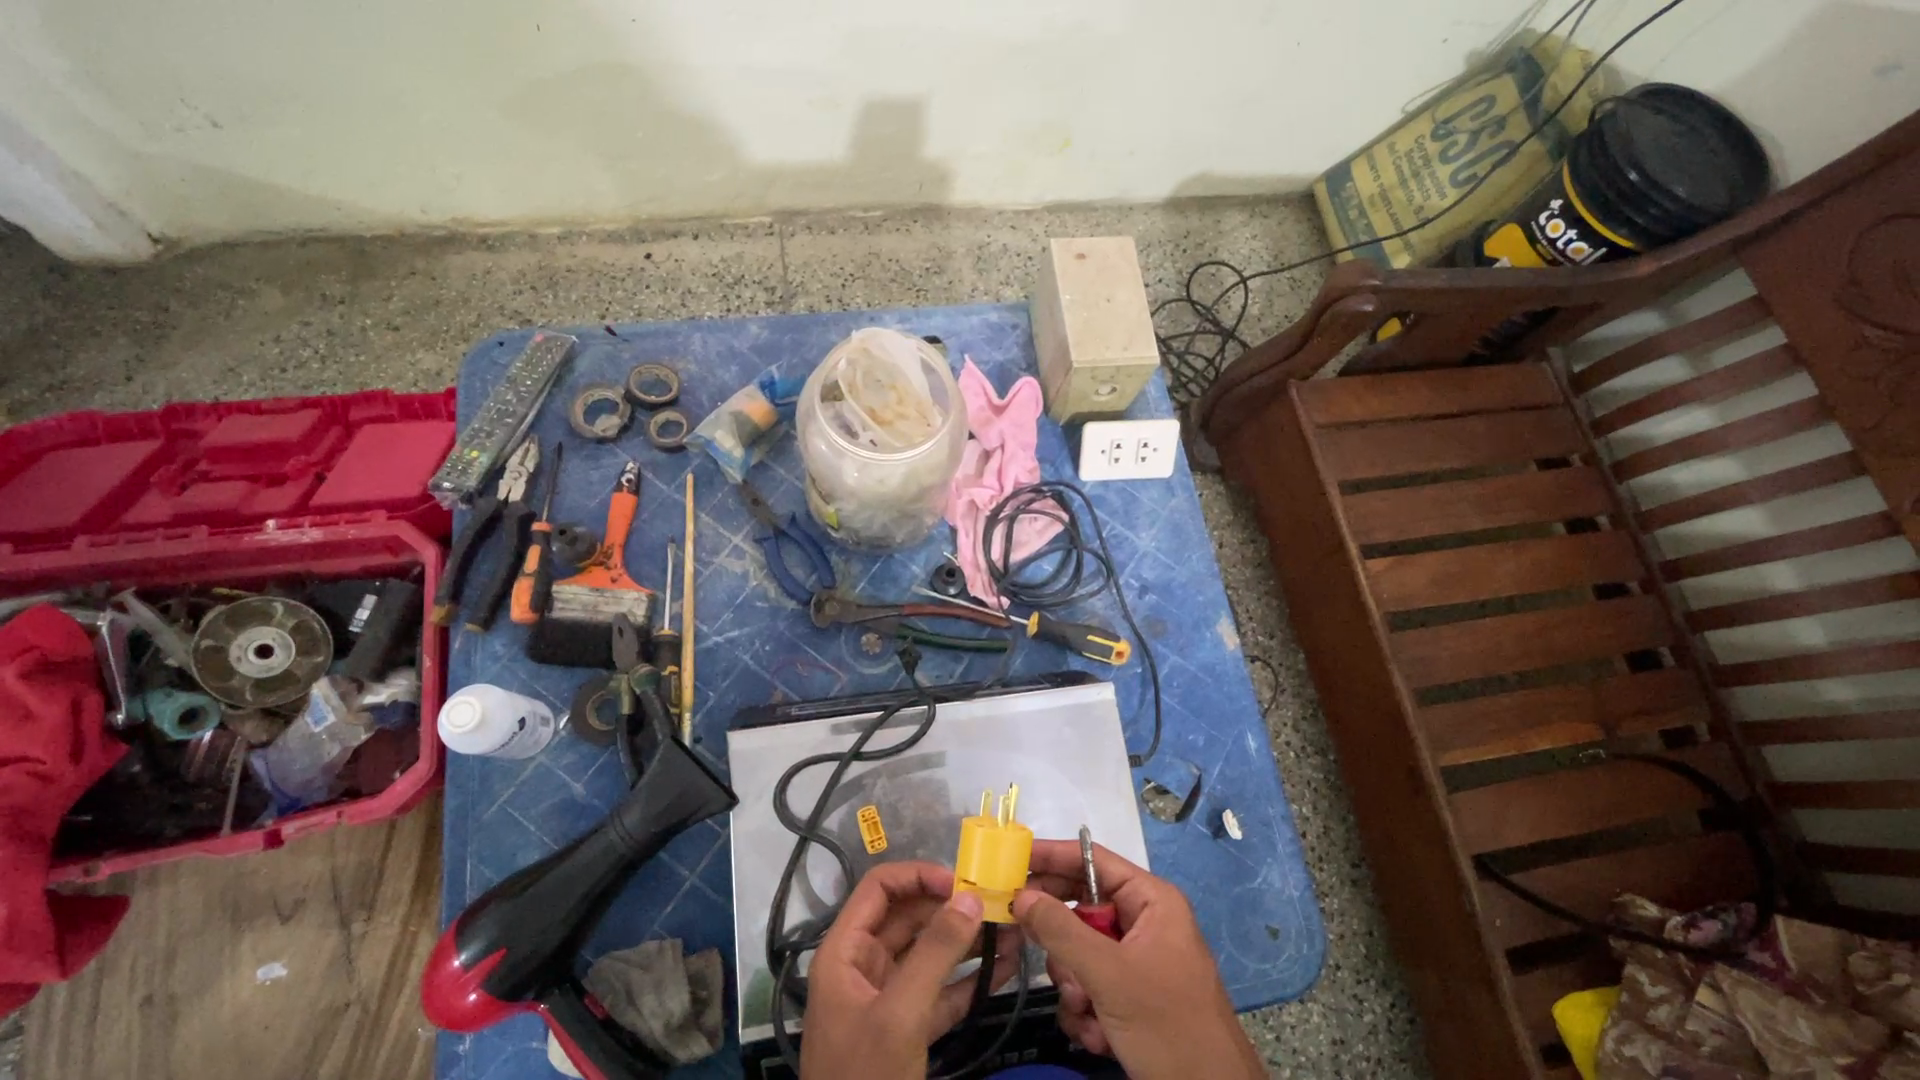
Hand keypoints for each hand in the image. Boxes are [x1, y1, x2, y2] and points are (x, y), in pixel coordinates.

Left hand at [801, 861, 1018, 1079]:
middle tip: (998, 904)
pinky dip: (970, 980)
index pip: (879, 889)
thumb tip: (971, 897)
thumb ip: (935, 953)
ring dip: (968, 942)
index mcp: (845, 952)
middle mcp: (864, 966)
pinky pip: (941, 991)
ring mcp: (887, 998)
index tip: (962, 882)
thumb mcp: (899, 1013)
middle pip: (909, 917)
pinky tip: (1005, 969)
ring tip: (1012, 930)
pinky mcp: (909, 1028)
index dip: (918, 876)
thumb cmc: (864, 1075)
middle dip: (952, 908)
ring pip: (929, 954)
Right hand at [1012, 840, 1262, 1079]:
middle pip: (1080, 908)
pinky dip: (1085, 1010)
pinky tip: (1097, 1034)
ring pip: (1078, 951)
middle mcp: (1143, 923)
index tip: (1011, 860)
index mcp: (1150, 901)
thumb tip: (1022, 895)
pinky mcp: (1129, 996)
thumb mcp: (1109, 975)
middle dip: (1060, 939)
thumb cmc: (1167, 1025)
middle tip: (1028, 941)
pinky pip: (1088, 985)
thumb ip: (1061, 931)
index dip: (1052, 856)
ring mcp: (1136, 961)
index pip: (1093, 860)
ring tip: (1085, 1007)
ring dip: (1073, 985)